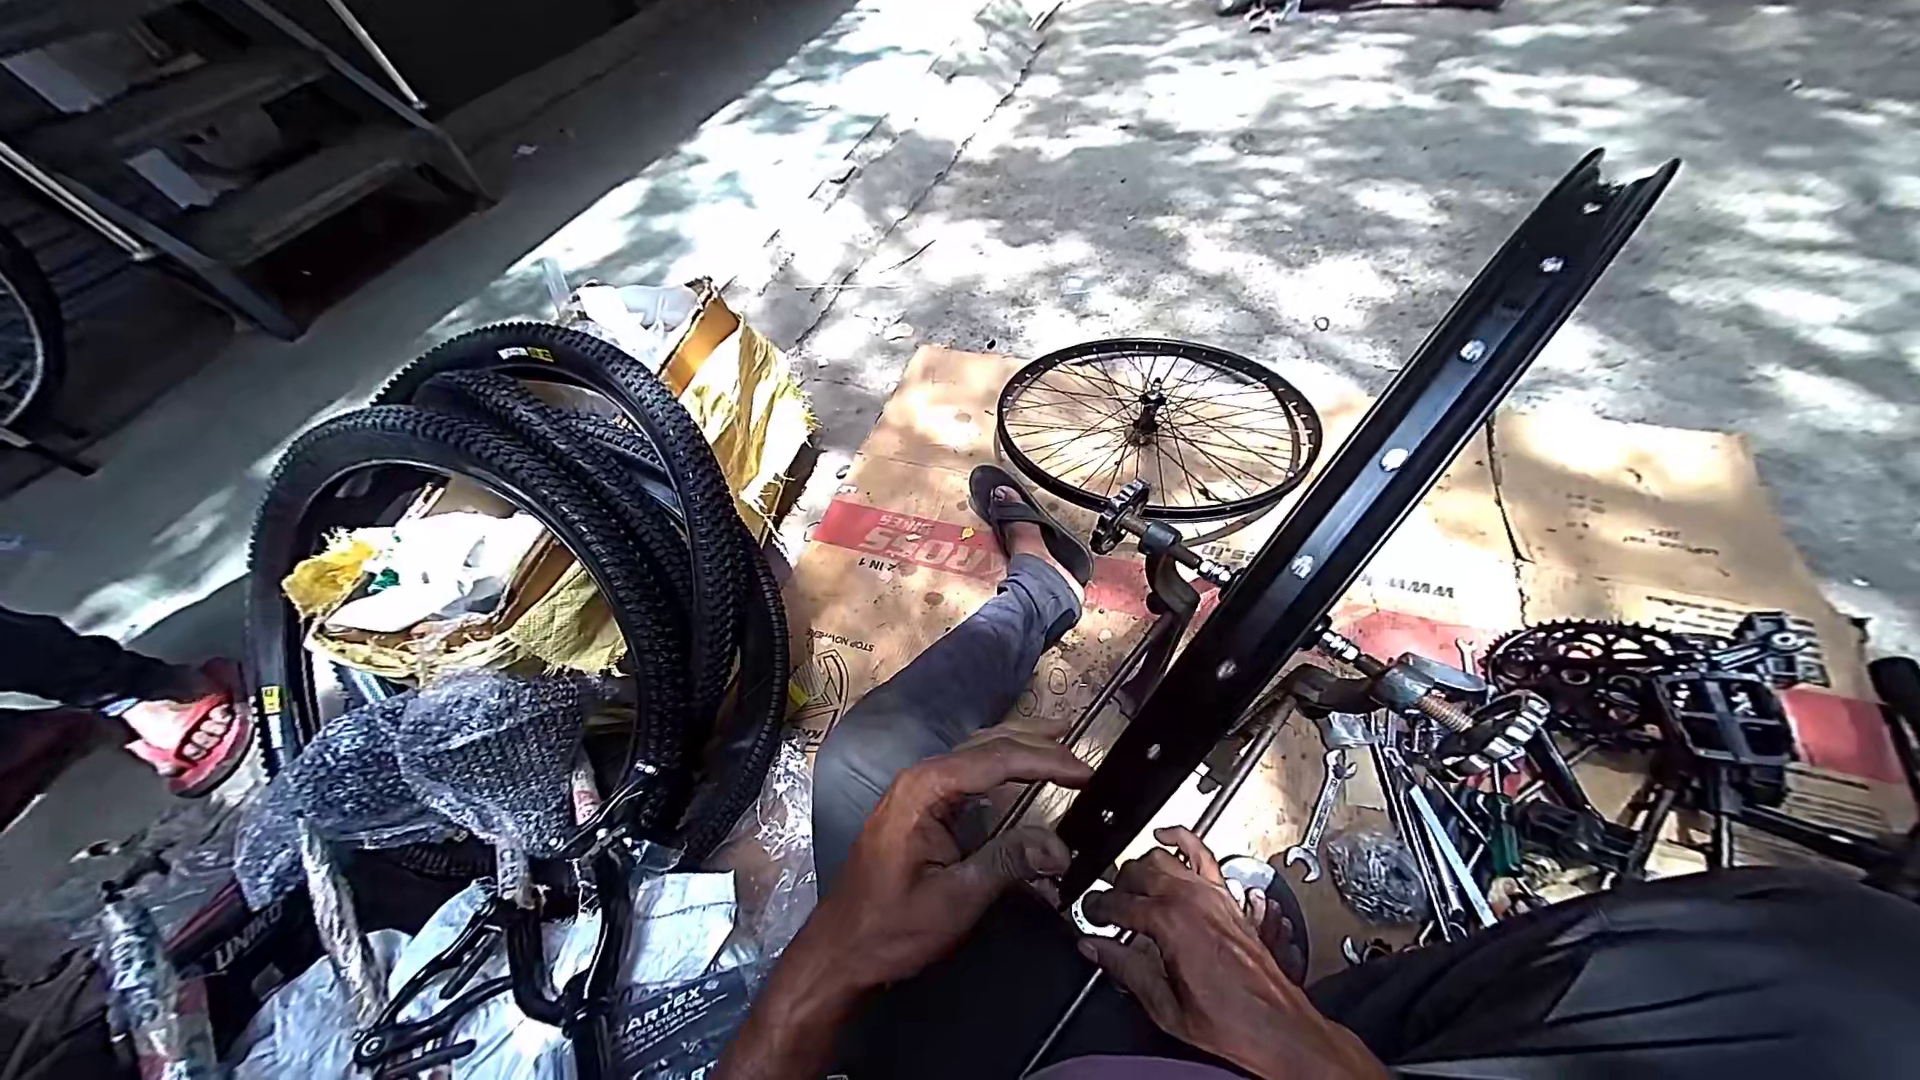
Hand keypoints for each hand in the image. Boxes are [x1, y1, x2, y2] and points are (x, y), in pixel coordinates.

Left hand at [719, 726, 1091, 1079]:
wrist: (840, 949)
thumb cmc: (890, 927)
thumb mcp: (955, 898)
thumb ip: (1008, 861)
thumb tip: (1061, 846)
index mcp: (926, 787)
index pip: (997, 759)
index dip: (1045, 761)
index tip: (1085, 771)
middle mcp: (923, 775)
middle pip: (989, 745)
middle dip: (1037, 746)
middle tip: (1082, 758)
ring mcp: (920, 786)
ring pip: (979, 751)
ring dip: (1021, 747)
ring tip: (1061, 742)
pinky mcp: (924, 803)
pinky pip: (970, 772)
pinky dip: (1003, 765)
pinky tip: (1022, 766)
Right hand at [1081, 828, 1388, 1079]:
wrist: (1280, 1029)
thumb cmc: (1232, 1023)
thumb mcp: (1166, 1007)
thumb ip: (1125, 969)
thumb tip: (1094, 948)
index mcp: (1169, 924)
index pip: (1118, 903)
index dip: (1097, 908)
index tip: (1088, 916)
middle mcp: (1188, 899)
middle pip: (1135, 874)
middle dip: (1115, 888)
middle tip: (1107, 906)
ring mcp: (1208, 891)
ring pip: (1160, 858)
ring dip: (1139, 867)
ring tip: (1129, 884)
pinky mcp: (1224, 892)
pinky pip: (1199, 849)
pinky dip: (1179, 835)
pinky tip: (1164, 835)